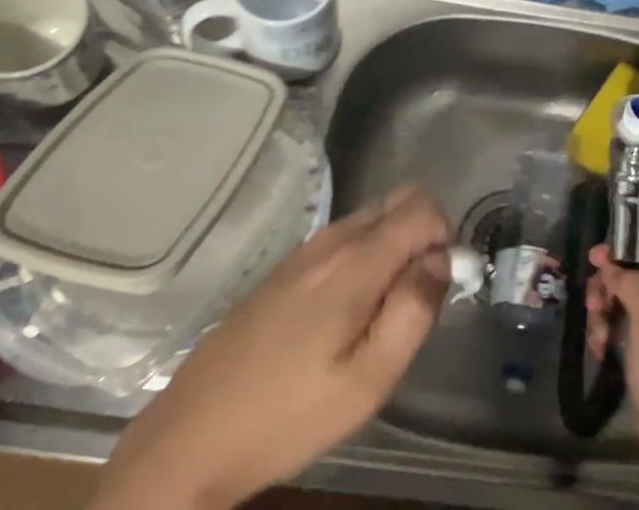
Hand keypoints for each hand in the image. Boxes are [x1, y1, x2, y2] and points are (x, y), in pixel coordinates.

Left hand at [91, 186, 451, 509]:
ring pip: (366, 222)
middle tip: (414, 302)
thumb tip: (441, 259)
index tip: (439, 288)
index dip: (445, 238)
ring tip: (382, 317)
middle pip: (394, 204)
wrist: (193, 435)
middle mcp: (327, 243)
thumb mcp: (369, 379)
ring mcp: (298, 255)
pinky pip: (338, 244)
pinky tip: (345, 319)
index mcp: (353, 262)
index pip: (421, 208)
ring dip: (391, 250)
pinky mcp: (279, 274)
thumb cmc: (290, 415)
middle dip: (421, 236)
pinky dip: (361, 261)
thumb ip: (413, 310)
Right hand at [586, 244, 638, 509]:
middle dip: (605, 290)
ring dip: (602, 319)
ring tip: (599, 343)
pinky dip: (606, 340)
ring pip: (619, 311)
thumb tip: (615, 263)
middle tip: (593, 308)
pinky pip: (619, 337)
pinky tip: (601, 356)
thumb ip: (634, 288)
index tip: (593, 259)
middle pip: (628, 283)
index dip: (621, 254)